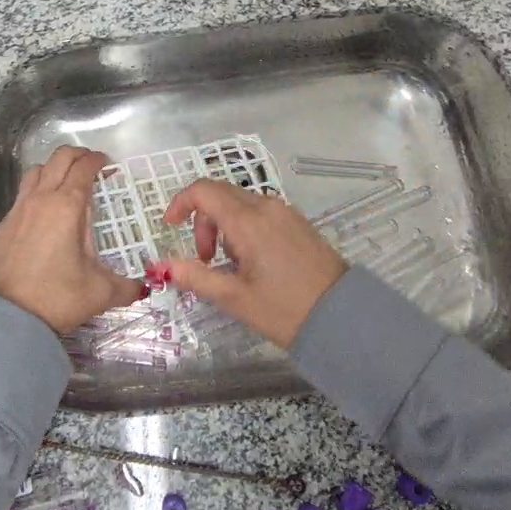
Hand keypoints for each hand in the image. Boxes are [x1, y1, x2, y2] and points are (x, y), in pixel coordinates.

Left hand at [0, 147, 145, 333]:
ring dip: (53, 168)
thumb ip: (126, 287)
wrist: (9, 316)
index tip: (107, 164)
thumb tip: (144, 288)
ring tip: (65, 181)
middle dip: (77, 155)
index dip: (97, 161)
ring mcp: (19, 209)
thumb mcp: (100, 292)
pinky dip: (36, 190)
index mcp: (67, 206)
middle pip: (58, 159)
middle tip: (91, 163)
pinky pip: (22, 193)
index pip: (84, 169)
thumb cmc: (57, 297)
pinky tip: (43, 211)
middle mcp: (42, 199)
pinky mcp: (5, 224)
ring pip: (35, 171)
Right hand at [159, 179, 347, 349]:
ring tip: (231, 266)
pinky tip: (253, 261)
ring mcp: (284, 212)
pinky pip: (260, 212)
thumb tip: (166, 265)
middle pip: (220, 194)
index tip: (171, 227)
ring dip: (224, 226)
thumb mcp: (235, 299)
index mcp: (247, 221)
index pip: (203, 191)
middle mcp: (265, 206)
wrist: (344, 319)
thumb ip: (197, 277)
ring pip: (240, 203)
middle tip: (204, 258)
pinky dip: (244, 227)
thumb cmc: (285, 310)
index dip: (181, 203)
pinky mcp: (298, 222)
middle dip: (203, 221)